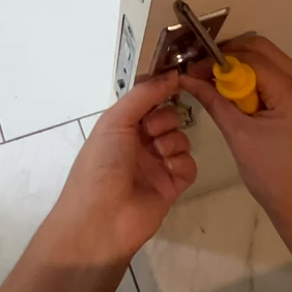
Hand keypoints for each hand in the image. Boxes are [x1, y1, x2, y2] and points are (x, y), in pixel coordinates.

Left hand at [45, 73, 196, 263]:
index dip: (161, 91)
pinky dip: (182, 162)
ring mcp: (156, 165)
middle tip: (151, 131)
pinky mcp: (172, 186)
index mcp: (120, 126)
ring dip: (172, 140)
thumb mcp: (115, 121)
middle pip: (167, 117)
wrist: (102, 218)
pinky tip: (168, 169)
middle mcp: (138, 143)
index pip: (147, 101)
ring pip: (180, 139)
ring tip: (158, 153)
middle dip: (164, 119)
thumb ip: (144, 94)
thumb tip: (171, 73)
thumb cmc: (102, 163)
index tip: (177, 79)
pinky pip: (189, 164)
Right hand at [181, 35, 291, 230]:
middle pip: (265, 50)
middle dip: (232, 56)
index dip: (220, 60)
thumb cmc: (270, 176)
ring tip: (220, 84)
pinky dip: (258, 78)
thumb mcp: (237, 135)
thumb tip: (187, 78)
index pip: (252, 60)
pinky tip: (240, 94)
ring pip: (273, 60)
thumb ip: (213, 100)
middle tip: (206, 72)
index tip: (195, 70)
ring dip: (244, 66)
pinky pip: (280, 76)